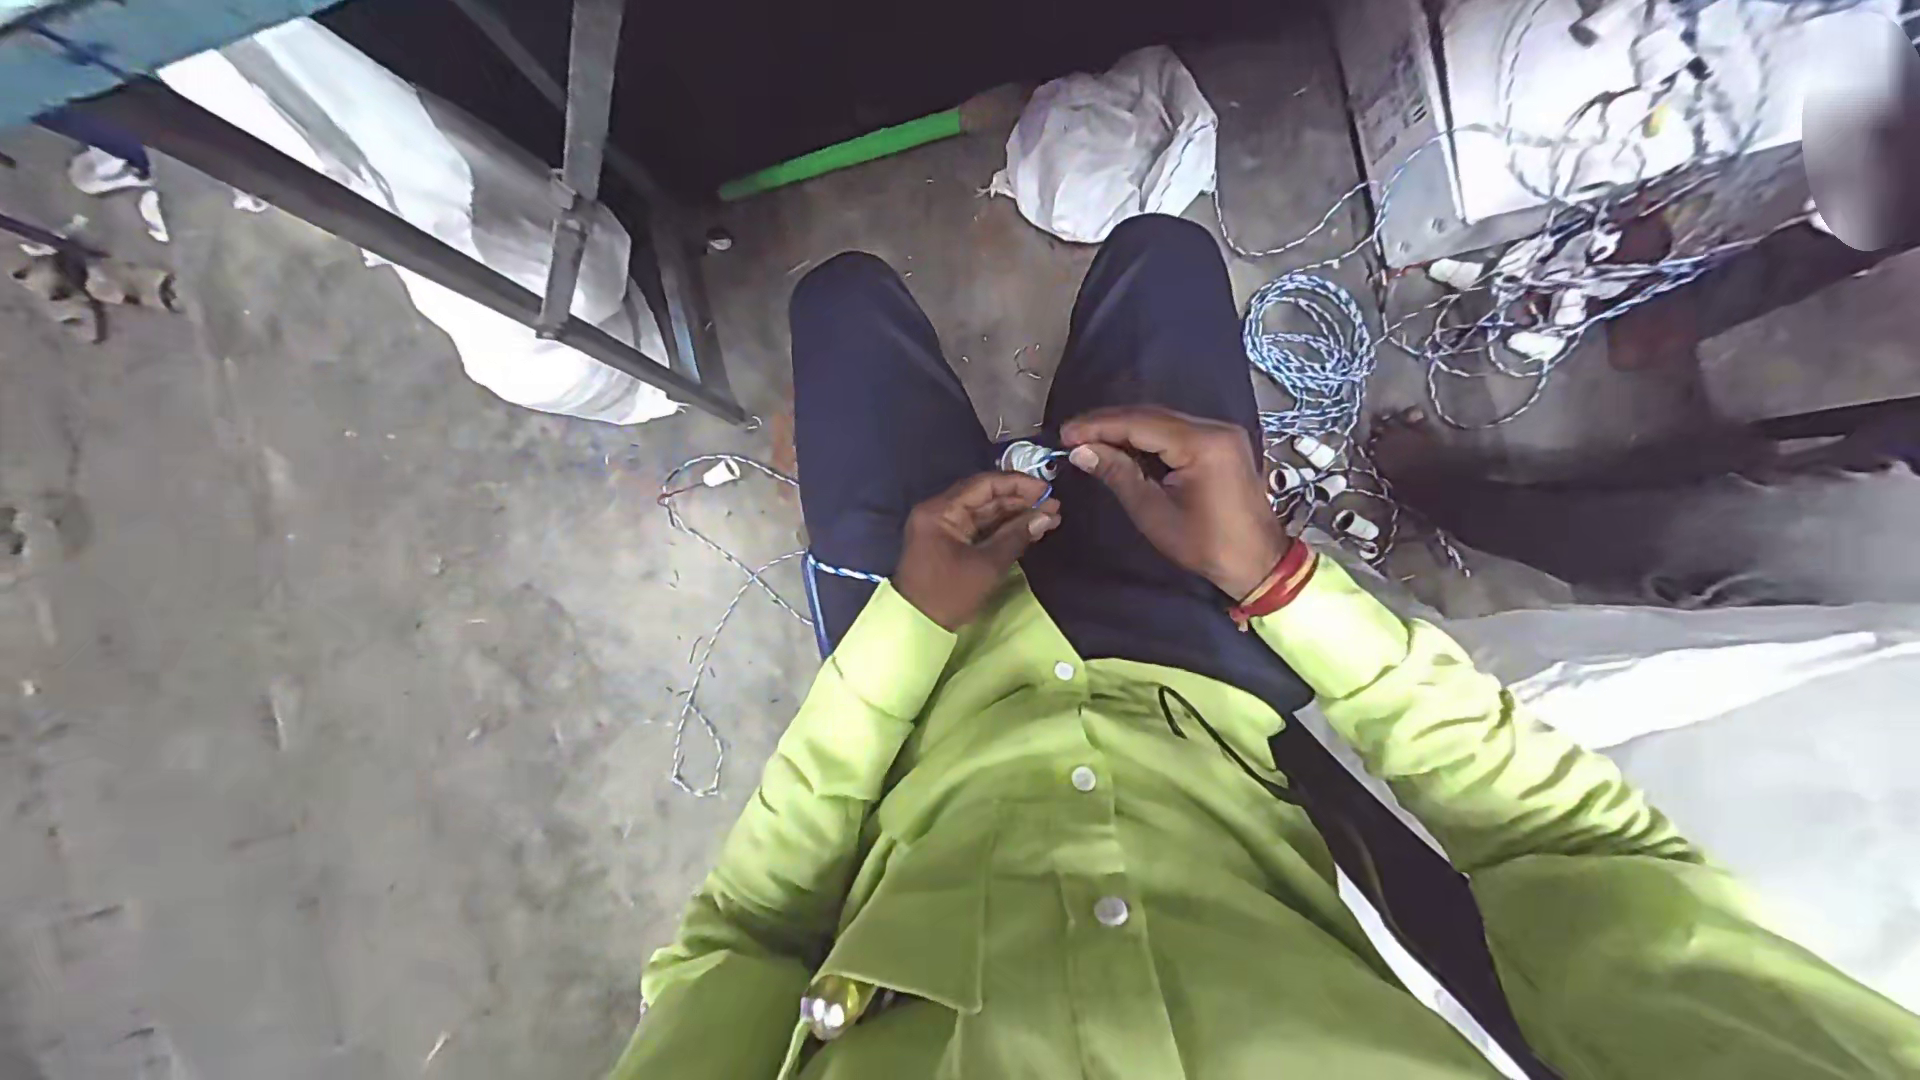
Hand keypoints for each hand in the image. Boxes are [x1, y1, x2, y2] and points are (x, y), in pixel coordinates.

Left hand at [892, 472, 1060, 629]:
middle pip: (985, 497)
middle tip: (1054, 507)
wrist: (918, 626)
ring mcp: (945, 527)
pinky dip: (1004, 528)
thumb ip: (1017, 536)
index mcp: (940, 510)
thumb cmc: (948, 594)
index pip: (983, 484)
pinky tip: (1029, 529)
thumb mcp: (987, 565)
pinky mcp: (951, 542)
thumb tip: (1047, 515)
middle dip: (1020, 501)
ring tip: (1049, 517)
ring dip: (1016, 514)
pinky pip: (981, 527)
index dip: (1017, 484)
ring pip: (985, 512)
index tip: (1046, 490)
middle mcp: (940, 511)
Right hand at [1061, 406, 1288, 598]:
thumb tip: (1081, 451)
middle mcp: (1214, 428)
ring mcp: (1220, 432)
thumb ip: (1118, 474)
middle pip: (1150, 415)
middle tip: (1071, 436)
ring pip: (1161, 421)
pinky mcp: (1221, 442)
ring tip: (1088, 440)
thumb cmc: (1204, 544)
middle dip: (1108, 424)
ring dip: (1124, 429)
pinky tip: (1121, 446)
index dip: (1098, 426)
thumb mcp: (1153, 512)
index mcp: (1202, 444)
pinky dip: (1145, 437)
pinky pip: (1175, 431)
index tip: (1065, 434)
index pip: (1139, 423)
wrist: (1257, 561)